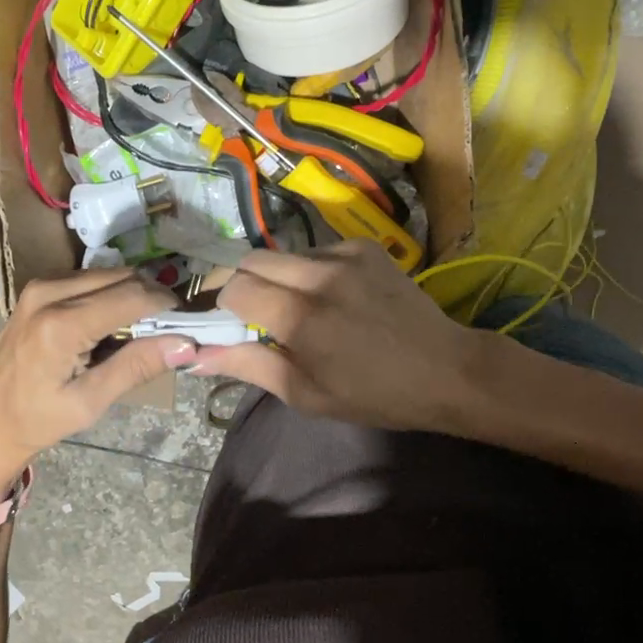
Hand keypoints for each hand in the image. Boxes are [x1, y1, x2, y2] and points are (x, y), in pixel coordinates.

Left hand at [0, 270, 196, 503]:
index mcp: (60, 325)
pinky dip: (109, 294)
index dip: (165, 306)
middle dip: (151, 298)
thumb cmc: (40, 419)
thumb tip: (186, 344)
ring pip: (106, 274)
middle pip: (121, 278)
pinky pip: (87, 279)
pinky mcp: (37, 288)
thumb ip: (136, 366)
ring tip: (141, 330)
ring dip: (131, 295)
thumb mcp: (90, 401)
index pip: (131, 296)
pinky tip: (112, 324)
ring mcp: (39, 287)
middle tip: (168, 329)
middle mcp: (48, 293)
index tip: (186, 324)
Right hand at [189, 242, 493, 430]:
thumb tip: (196, 356)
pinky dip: (310, 269)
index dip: (226, 308)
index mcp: (300, 318)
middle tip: (258, 314)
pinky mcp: (365, 247)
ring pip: (283, 253)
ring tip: (299, 307)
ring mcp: (345, 255)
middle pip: (251, 260)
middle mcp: (318, 276)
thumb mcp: (305, 394)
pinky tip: (332, 296)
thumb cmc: (373, 395)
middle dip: (244, 284)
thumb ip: (249, 366)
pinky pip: (316, 250)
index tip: (235, 327)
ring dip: (278, 276)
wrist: (446, 371)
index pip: (234, 289)